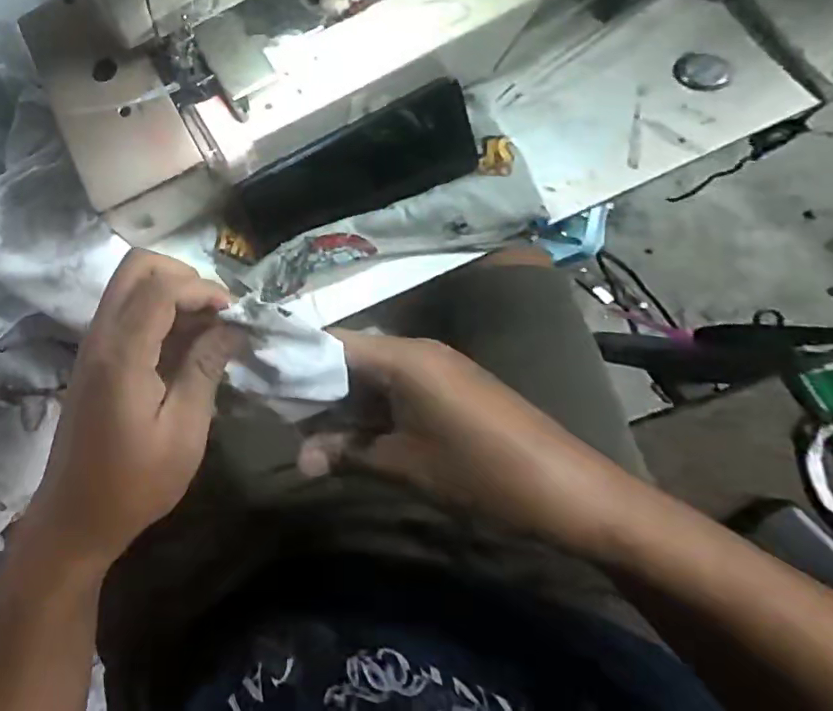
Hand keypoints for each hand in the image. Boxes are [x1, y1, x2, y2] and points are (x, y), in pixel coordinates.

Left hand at [23, 250, 244, 569]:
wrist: (74, 516)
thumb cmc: (133, 483)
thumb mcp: (183, 432)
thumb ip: (205, 369)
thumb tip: (231, 328)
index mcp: (121, 353)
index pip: (160, 286)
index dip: (201, 288)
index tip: (233, 312)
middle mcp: (101, 335)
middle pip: (137, 267)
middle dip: (182, 275)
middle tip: (215, 310)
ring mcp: (93, 343)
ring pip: (130, 284)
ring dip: (171, 291)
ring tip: (209, 327)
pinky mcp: (94, 356)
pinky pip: (127, 310)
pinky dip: (158, 311)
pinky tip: (186, 344)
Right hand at [300, 331, 643, 558]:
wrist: (573, 491)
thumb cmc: (482, 472)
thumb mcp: (406, 464)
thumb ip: (347, 453)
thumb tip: (298, 458)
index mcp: (403, 356)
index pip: (331, 342)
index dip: (293, 354)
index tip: (259, 370)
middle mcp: (417, 349)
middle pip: (350, 354)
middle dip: (314, 381)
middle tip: (276, 405)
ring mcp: (438, 367)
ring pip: (373, 372)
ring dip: (343, 397)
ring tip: (305, 421)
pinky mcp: (452, 387)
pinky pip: (398, 386)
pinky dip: (371, 404)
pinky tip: (354, 429)